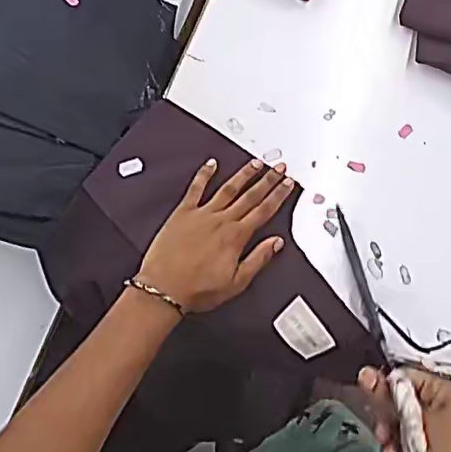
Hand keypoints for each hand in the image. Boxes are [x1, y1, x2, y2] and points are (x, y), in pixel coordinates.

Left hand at [136, 158, 293, 312]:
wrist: (163, 288)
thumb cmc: (197, 288)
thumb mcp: (236, 282)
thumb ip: (258, 259)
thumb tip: (275, 243)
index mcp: (235, 237)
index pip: (263, 211)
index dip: (278, 195)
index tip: (287, 184)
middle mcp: (221, 221)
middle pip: (250, 195)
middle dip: (267, 180)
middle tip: (278, 167)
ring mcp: (202, 214)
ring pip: (228, 188)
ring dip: (243, 174)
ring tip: (255, 162)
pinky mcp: (183, 213)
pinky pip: (196, 188)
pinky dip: (204, 174)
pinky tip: (211, 164)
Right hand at [359, 367, 450, 451]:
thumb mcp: (418, 425)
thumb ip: (389, 400)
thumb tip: (364, 372)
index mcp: (439, 391)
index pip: (401, 378)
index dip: (384, 390)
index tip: (372, 406)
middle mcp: (436, 407)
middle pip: (397, 403)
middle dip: (387, 421)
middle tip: (384, 436)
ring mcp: (434, 434)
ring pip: (398, 429)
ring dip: (391, 444)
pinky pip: (405, 450)